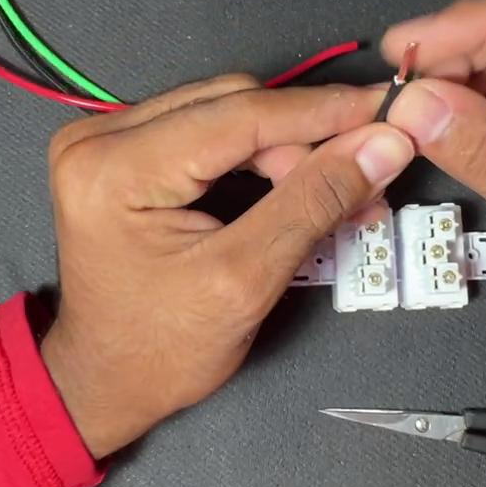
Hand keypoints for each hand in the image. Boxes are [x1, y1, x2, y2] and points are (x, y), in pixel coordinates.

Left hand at [41, 75, 415, 456]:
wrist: (107, 380)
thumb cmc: (157, 350)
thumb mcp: (246, 281)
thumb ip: (314, 204)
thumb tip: (379, 146)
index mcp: (114, 168)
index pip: (240, 114)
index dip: (324, 112)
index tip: (385, 113)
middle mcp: (100, 139)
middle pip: (233, 106)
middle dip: (306, 139)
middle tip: (365, 169)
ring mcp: (107, 141)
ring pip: (226, 114)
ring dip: (287, 148)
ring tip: (335, 187)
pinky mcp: (124, 153)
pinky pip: (208, 132)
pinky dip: (258, 155)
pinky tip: (294, 182)